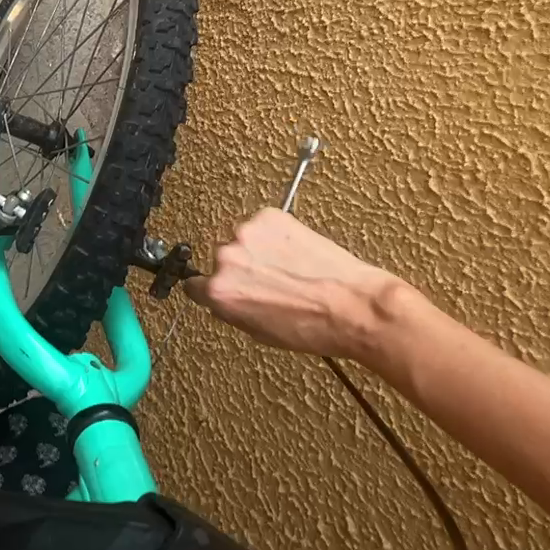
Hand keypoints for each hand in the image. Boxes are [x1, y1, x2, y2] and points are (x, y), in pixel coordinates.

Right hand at [185, 208, 415, 363]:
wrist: (354, 305)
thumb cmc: (315, 326)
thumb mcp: (262, 333)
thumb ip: (233, 310)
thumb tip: (228, 297)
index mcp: (220, 292)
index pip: (194, 285)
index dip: (210, 288)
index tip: (218, 286)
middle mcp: (227, 259)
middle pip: (222, 260)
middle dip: (241, 269)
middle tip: (269, 282)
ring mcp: (247, 233)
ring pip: (244, 239)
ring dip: (258, 248)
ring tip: (289, 267)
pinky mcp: (269, 216)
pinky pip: (263, 224)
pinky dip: (276, 234)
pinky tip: (295, 252)